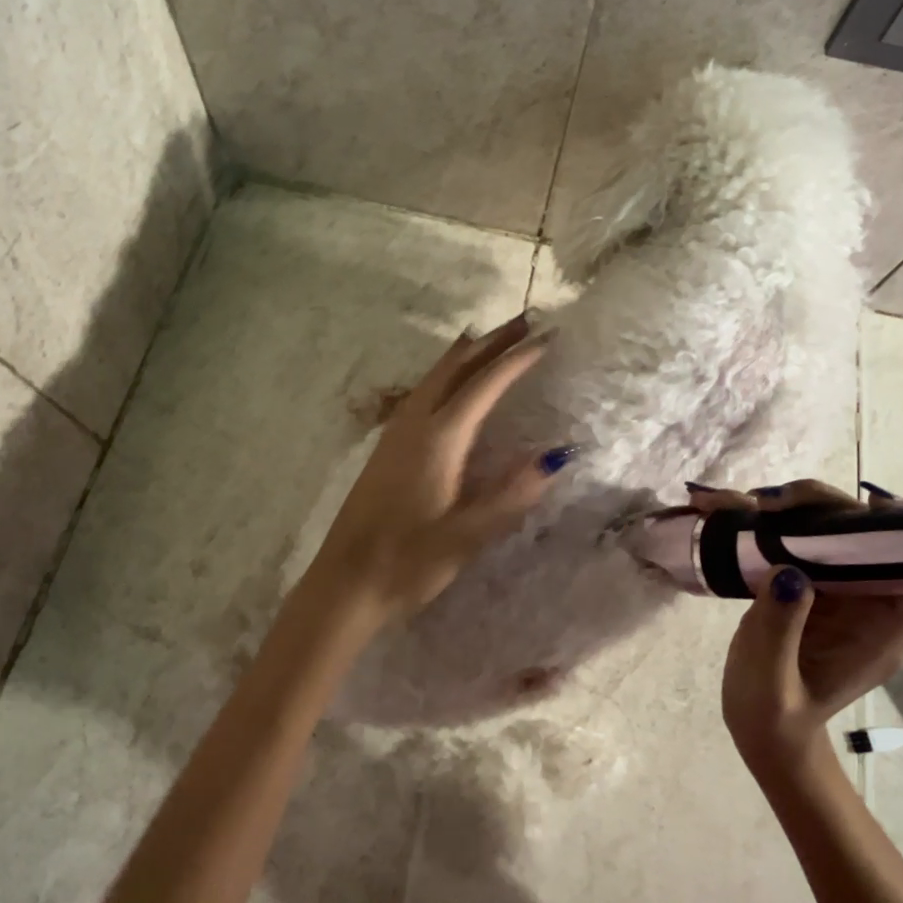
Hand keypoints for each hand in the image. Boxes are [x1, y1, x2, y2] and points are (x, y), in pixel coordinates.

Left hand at [306, 312, 576, 621]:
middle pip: (456, 367)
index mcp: (439, 438)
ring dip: (467, 353)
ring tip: (491, 338)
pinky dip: (446, 372)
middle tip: (525, 320)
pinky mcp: (385, 448)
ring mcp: (395, 434)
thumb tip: (558, 455)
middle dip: (491, 341)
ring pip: (435, 376)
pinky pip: (423, 391)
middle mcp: (415, 424)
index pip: (484, 385)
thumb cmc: (407, 562)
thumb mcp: (467, 536)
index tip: (547, 338)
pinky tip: (449, 384)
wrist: (344, 583)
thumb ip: (511, 495)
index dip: (517, 360)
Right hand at [706, 480, 902, 777]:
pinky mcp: (807, 585)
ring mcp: (838, 592)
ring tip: (745, 503)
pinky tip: (731, 510)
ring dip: (795, 508)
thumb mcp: (772, 680)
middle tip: (774, 503)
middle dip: (831, 508)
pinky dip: (771, 520)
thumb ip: (780, 628)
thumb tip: (788, 570)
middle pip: (873, 539)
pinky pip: (800, 540)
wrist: (760, 730)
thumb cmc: (773, 716)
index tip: (869, 506)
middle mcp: (869, 603)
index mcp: (883, 632)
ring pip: (834, 531)